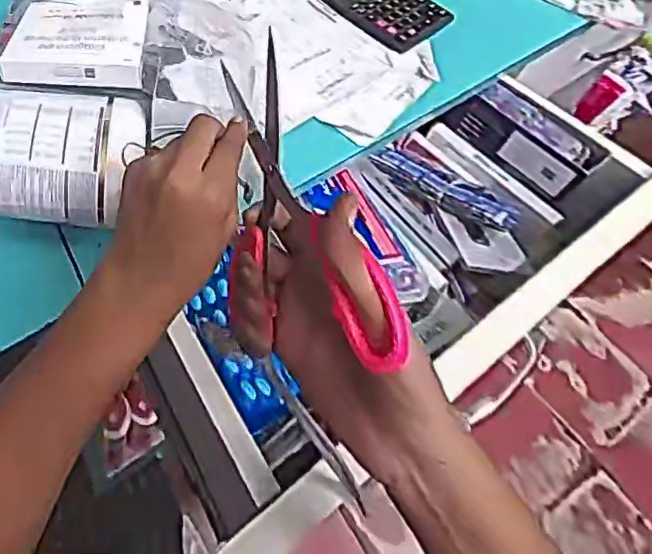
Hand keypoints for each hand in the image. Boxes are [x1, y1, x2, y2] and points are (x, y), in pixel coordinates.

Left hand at [99, 114, 246, 317]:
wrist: (139, 275)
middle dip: (213, 131)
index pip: (229, 142)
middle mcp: (178, 172)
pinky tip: (168, 187)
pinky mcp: (134, 168)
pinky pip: (160, 152)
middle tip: (217, 146)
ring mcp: (152, 167)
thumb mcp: (224, 228)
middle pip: (202, 125)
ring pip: (180, 137)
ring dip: (190, 150)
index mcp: (208, 191)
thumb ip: (229, 186)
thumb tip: (230, 154)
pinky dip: (168, 163)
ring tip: (189, 180)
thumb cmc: (185, 264)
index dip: (238, 132)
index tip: (240, 128)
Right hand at [228, 187, 460, 477]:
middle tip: (253, 280)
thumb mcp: (377, 314)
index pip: (297, 223)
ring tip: (263, 321)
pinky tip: (263, 343)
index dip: (271, 215)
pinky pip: (251, 318)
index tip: (253, 219)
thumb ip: (350, 259)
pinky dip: (247, 326)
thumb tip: (343, 203)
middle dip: (249, 257)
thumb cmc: (405, 380)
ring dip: (246, 294)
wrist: (402, 446)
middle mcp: (316, 285)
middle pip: (266, 250)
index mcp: (340, 269)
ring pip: (253, 282)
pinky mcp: (285, 341)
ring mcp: (298, 312)